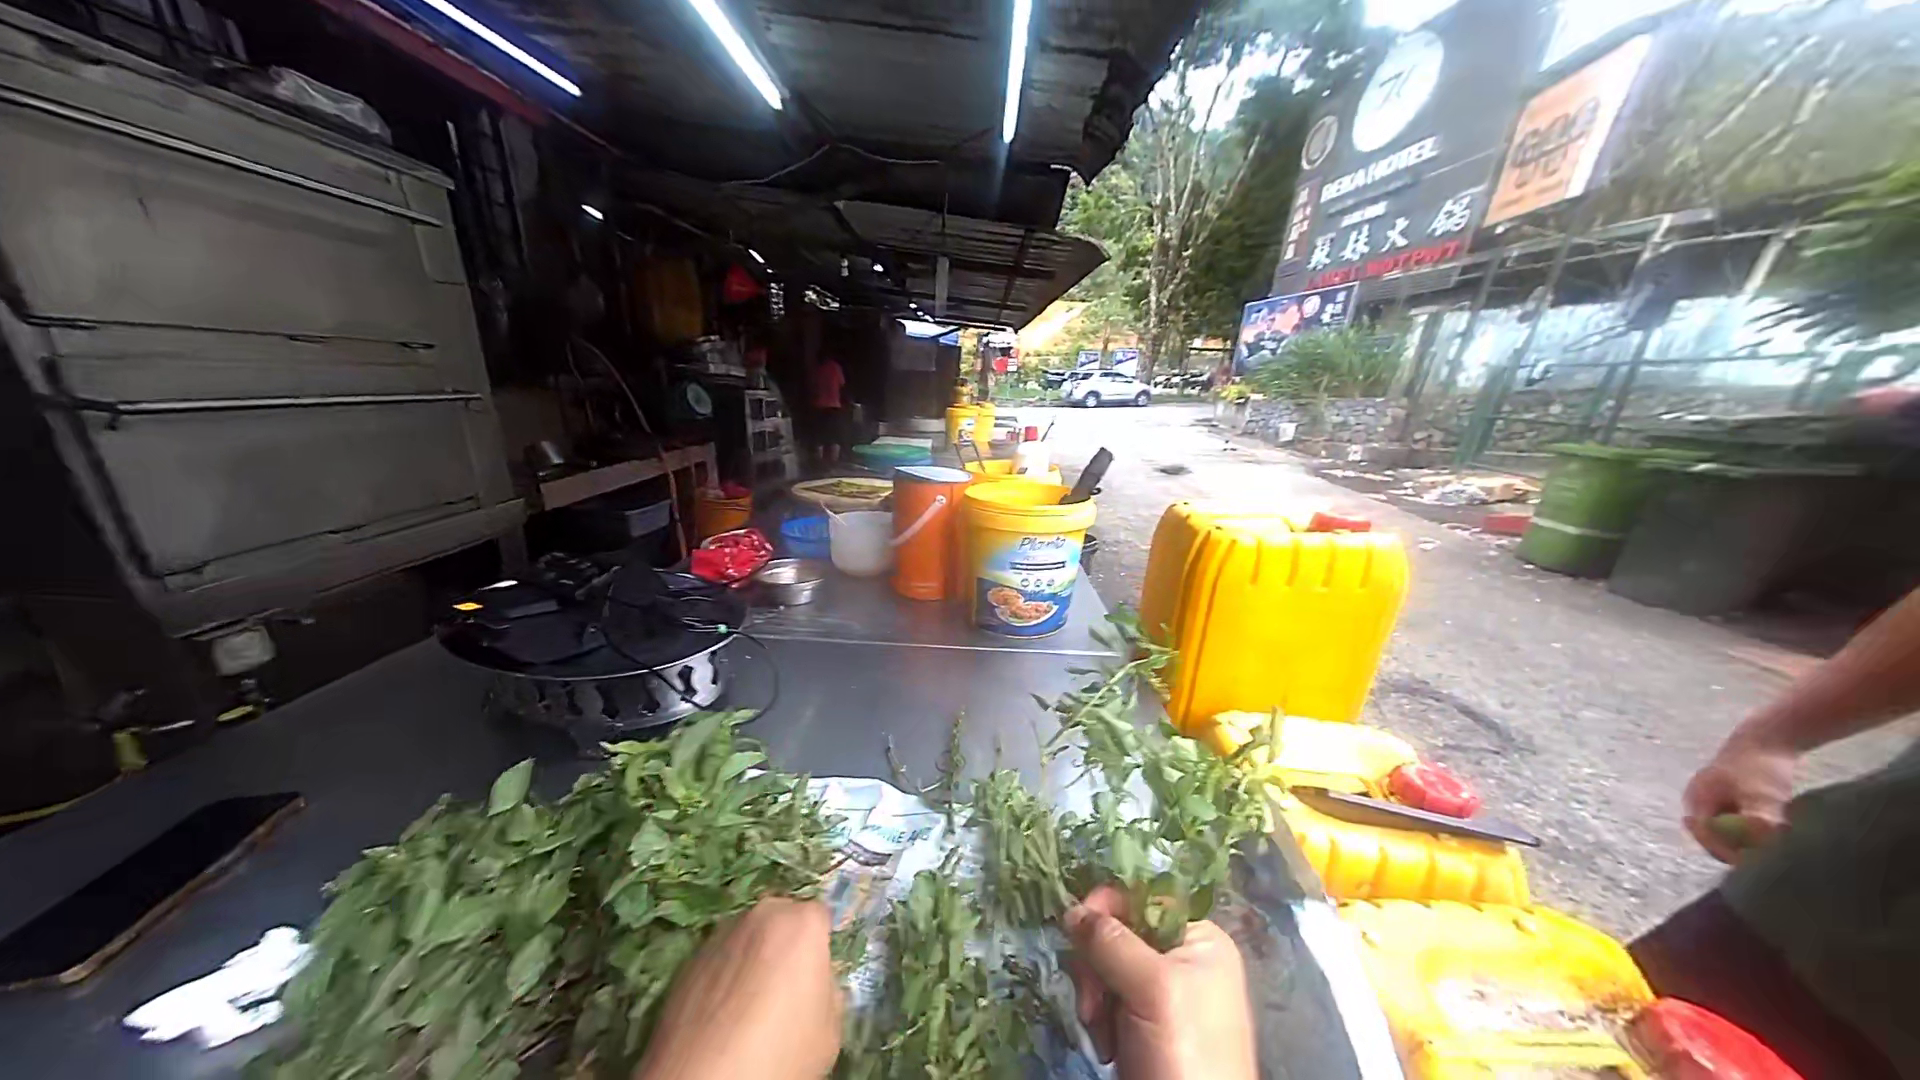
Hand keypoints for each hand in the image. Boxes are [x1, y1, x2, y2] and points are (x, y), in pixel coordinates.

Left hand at [635, 897, 841, 1079]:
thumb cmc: (779, 1054)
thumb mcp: (830, 1031)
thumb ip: (828, 991)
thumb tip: (815, 984)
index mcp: (801, 923)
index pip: (820, 918)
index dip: (819, 947)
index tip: (814, 978)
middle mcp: (761, 917)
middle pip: (781, 920)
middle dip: (784, 944)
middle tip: (783, 988)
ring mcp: (720, 936)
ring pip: (747, 938)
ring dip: (751, 958)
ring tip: (746, 1006)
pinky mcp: (687, 962)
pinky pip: (718, 960)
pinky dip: (723, 977)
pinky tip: (720, 1018)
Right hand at [1060, 885, 1255, 1079]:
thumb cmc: (1186, 1054)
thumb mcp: (1151, 988)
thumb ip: (1111, 941)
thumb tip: (1072, 910)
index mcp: (1199, 939)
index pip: (1142, 895)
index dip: (1107, 905)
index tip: (1077, 927)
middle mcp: (1183, 958)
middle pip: (1118, 930)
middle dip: (1096, 962)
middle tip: (1094, 999)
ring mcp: (1163, 993)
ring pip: (1106, 963)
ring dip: (1093, 993)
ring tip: (1100, 1030)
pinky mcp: (1143, 1024)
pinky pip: (1106, 996)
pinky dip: (1098, 1017)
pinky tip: (1106, 1045)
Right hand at [1683, 732, 1797, 863]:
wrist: (1767, 742)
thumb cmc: (1759, 767)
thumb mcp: (1761, 793)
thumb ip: (1757, 816)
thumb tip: (1758, 841)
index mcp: (1696, 800)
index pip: (1702, 832)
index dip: (1723, 849)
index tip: (1754, 863)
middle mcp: (1701, 804)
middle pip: (1713, 836)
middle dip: (1737, 849)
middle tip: (1769, 860)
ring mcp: (1716, 803)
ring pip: (1728, 833)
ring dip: (1749, 842)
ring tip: (1776, 846)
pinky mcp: (1734, 804)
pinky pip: (1739, 827)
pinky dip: (1756, 834)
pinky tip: (1778, 833)